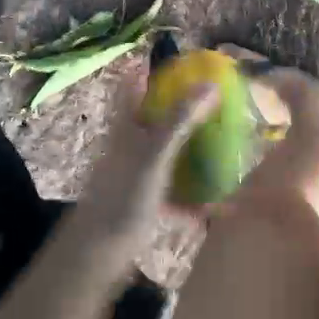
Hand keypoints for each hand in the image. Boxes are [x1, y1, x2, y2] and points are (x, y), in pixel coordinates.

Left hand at [77, 65, 220, 244]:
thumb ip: (181, 119)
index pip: (132, 82)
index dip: (148, 65)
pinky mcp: (142, 203)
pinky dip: (193, 192)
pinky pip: (174, 188)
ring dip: (192, 147)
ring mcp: (134, 174)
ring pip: (166, 151)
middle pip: (154, 114)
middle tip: (216, 97)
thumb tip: (211, 83)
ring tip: (224, 142)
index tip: (179, 58)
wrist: (94, 260)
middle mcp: (128, 143)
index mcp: (125, 125)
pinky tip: (217, 202)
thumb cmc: (121, 198)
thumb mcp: (154, 154)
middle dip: (183, 106)